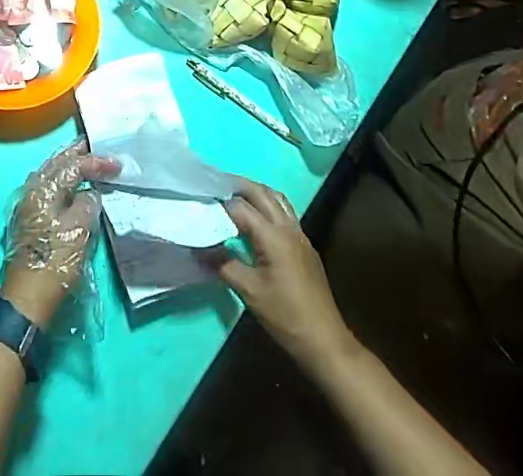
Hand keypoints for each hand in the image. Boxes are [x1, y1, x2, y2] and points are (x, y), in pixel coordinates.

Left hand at [1, 140, 120, 325]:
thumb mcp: (79, 231)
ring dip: (68, 166)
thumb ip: (88, 203)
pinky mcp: (29, 221)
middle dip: (76, 153)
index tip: (118, 166)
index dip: (97, 162)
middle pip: (56, 164)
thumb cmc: (55, 263)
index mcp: (43, 190)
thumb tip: (89, 194)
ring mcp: (26, 207)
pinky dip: (62, 182)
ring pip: (49, 176)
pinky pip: (48, 190)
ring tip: (86, 160)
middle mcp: (30, 192)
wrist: (27, 301)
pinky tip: (71, 186)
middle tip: (96, 144)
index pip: (72, 166)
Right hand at [209, 177, 353, 366]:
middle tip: (214, 184)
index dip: (219, 201)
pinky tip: (254, 218)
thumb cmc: (284, 315)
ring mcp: (299, 234)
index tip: (199, 197)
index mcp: (273, 236)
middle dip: (238, 185)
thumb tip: (198, 247)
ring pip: (276, 199)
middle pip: (261, 193)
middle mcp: (288, 227)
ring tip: (233, 194)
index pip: (241, 207)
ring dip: (255, 192)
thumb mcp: (248, 291)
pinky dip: (267, 205)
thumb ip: (223, 264)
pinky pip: (284, 212)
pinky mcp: (304, 244)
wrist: (323, 338)